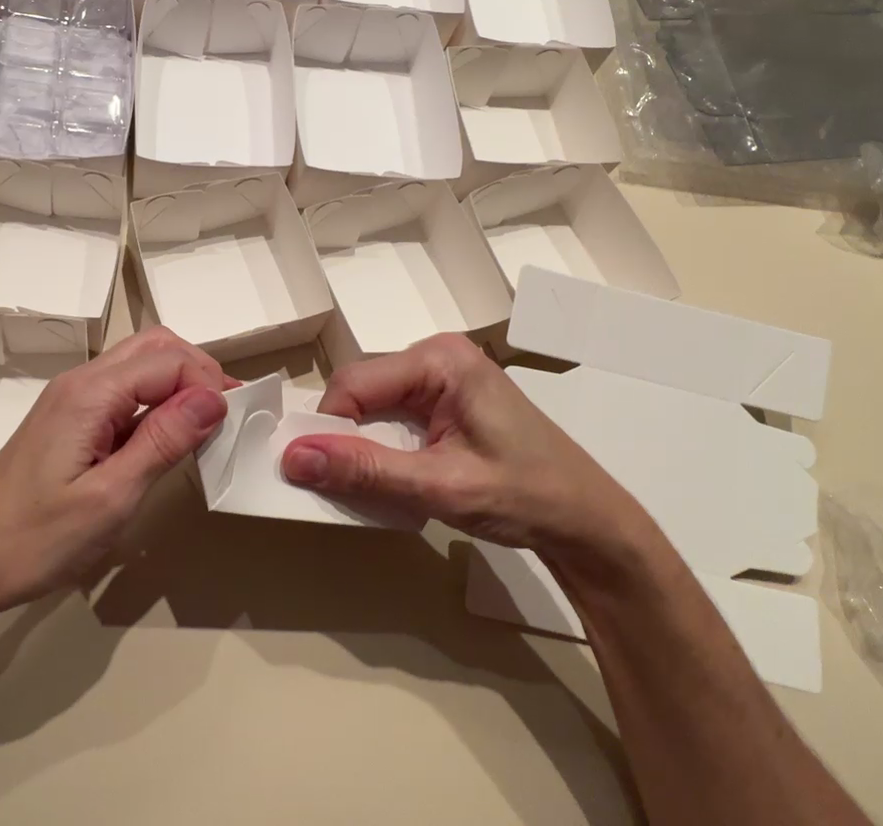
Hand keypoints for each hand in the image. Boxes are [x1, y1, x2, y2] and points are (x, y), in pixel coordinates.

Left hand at [0, 327, 230, 621]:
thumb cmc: (36, 540)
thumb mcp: (111, 498)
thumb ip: (163, 442)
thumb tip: (215, 399)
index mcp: (90, 393)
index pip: (169, 359)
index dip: (209, 384)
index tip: (234, 426)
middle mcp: (80, 382)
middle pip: (153, 347)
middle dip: (198, 372)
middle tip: (225, 420)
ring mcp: (70, 401)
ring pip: (137, 366)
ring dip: (177, 386)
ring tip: (205, 431)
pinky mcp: (66, 423)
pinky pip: (122, 394)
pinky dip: (154, 404)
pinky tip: (167, 441)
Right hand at [279, 333, 657, 563]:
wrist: (589, 524)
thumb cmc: (526, 497)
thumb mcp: (440, 487)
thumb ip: (365, 470)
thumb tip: (294, 457)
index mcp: (439, 360)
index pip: (352, 385)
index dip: (327, 428)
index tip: (318, 475)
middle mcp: (437, 358)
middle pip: (359, 392)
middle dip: (346, 438)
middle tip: (348, 487)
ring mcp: (442, 380)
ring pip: (371, 408)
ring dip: (363, 448)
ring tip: (372, 487)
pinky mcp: (445, 403)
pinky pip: (391, 419)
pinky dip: (382, 450)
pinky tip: (394, 480)